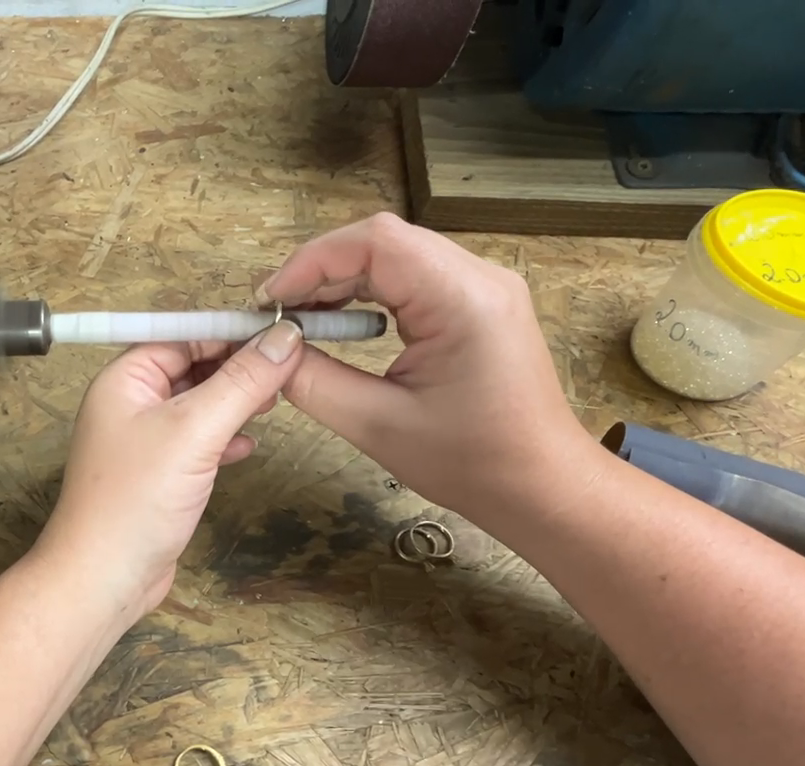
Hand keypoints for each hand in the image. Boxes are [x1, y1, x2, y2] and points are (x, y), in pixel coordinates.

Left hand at [33, 324, 306, 620]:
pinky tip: (248, 446)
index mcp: (125, 380)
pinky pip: (197, 443)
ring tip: (274, 405)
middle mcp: (130, 404)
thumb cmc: (136, 500)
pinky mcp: (158, 475)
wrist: (104, 578)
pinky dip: (224, 439)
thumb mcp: (194, 430)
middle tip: (287, 373)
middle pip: (193, 367)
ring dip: (235, 403)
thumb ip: (241, 382)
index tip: (285, 334)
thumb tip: (285, 336)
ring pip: (198, 407)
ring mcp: (143, 442)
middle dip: (238, 369)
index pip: (184, 336)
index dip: (233, 333)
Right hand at [260, 214, 601, 516]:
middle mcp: (478, 276)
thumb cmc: (468, 462)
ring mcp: (480, 286)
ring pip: (393, 257)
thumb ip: (314, 382)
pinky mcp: (475, 304)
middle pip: (382, 242)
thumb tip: (269, 352)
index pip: (375, 242)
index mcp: (462, 298)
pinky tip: (337, 322)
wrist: (538, 485)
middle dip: (318, 271)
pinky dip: (364, 294)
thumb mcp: (376, 425)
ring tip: (296, 319)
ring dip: (338, 281)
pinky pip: (409, 279)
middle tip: (272, 314)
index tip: (267, 302)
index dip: (310, 261)